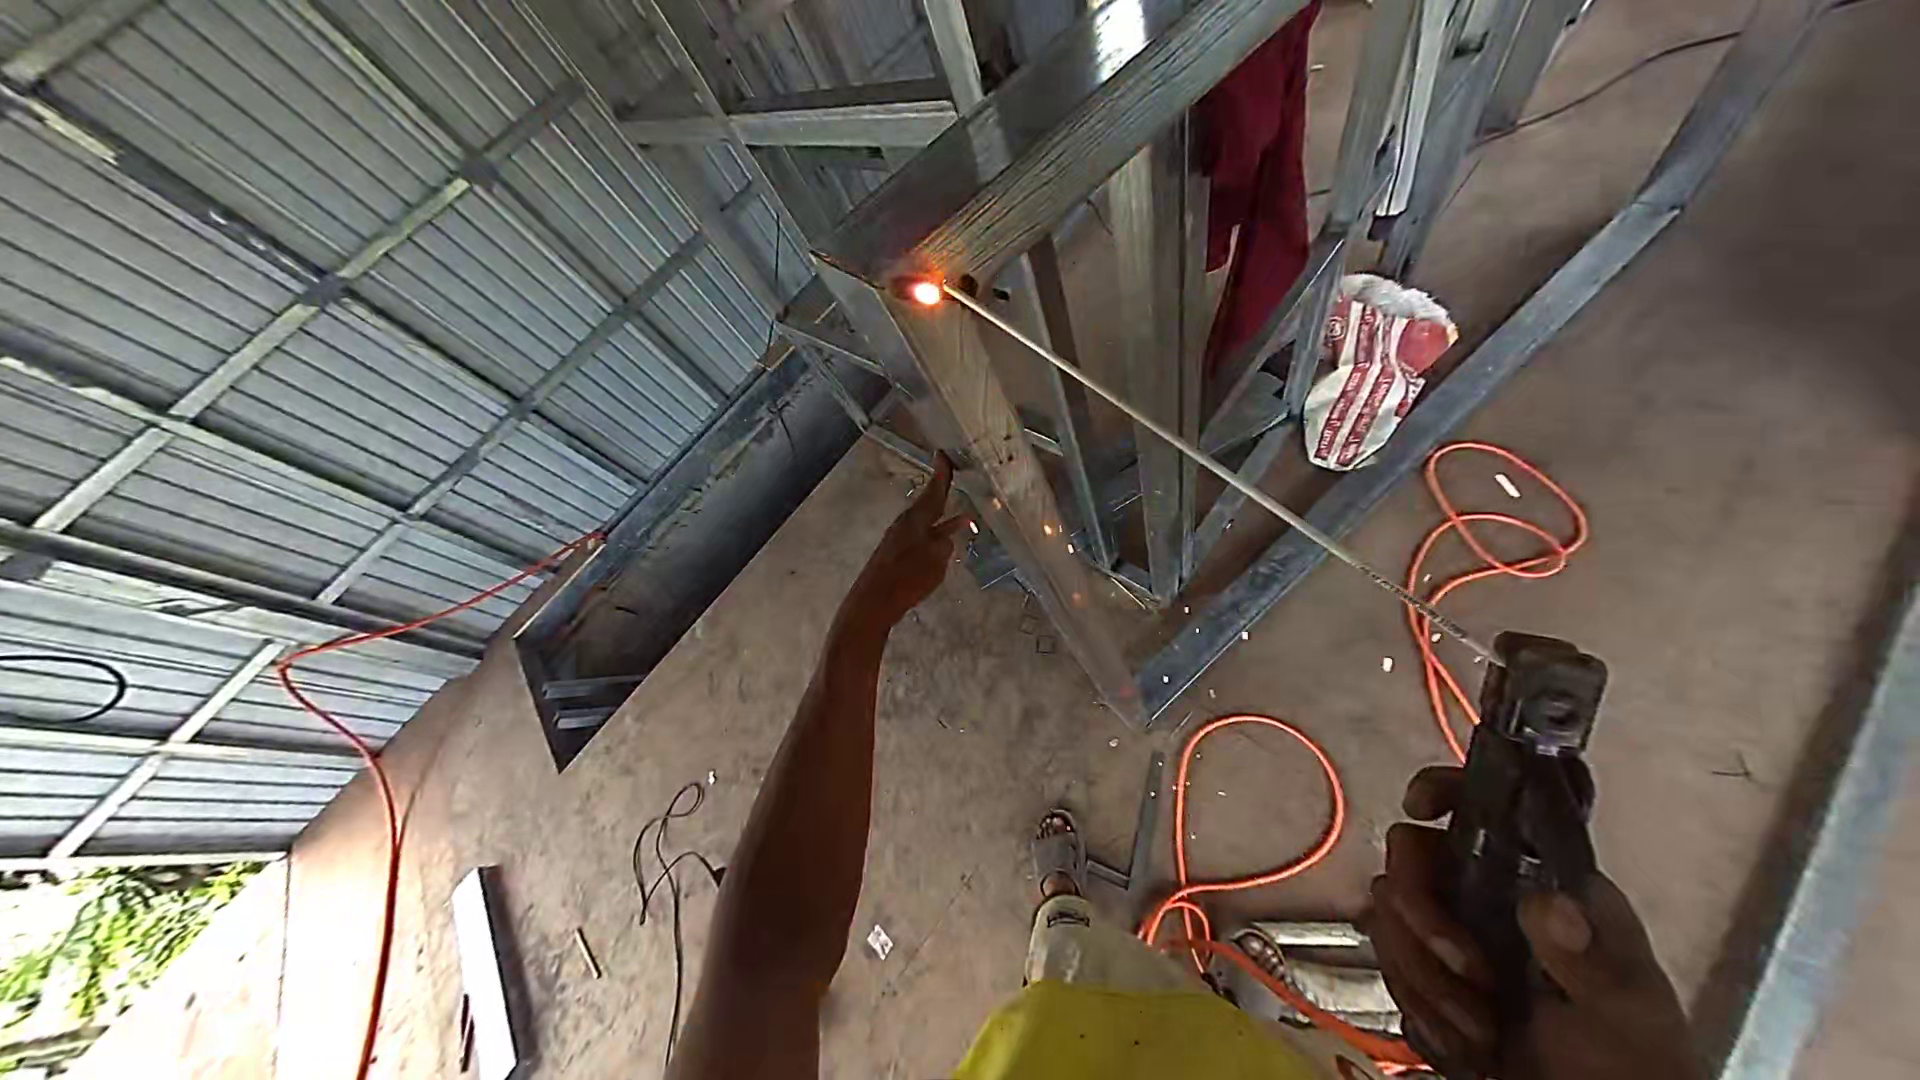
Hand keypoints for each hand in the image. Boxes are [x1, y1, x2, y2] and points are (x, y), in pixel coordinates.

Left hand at [843, 453, 969, 630]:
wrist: (874, 602)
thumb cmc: (907, 578)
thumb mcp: (935, 560)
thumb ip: (944, 544)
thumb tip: (945, 537)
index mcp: (915, 520)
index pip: (933, 492)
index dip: (941, 475)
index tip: (944, 455)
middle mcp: (907, 525)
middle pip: (928, 503)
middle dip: (941, 490)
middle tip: (951, 473)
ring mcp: (901, 540)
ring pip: (927, 521)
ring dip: (941, 513)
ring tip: (960, 510)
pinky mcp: (899, 555)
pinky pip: (924, 536)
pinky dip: (937, 532)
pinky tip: (947, 538)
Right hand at [1368, 766, 1697, 1079]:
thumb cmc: (1629, 1061)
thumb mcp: (1628, 1017)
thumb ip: (1593, 962)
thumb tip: (1550, 905)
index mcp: (1529, 874)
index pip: (1477, 805)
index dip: (1440, 788)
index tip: (1419, 808)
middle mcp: (1474, 884)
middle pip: (1407, 858)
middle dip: (1422, 918)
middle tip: (1472, 976)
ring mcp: (1441, 921)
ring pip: (1386, 913)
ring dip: (1423, 976)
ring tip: (1479, 1031)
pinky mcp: (1417, 962)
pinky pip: (1384, 961)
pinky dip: (1416, 1003)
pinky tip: (1458, 1041)